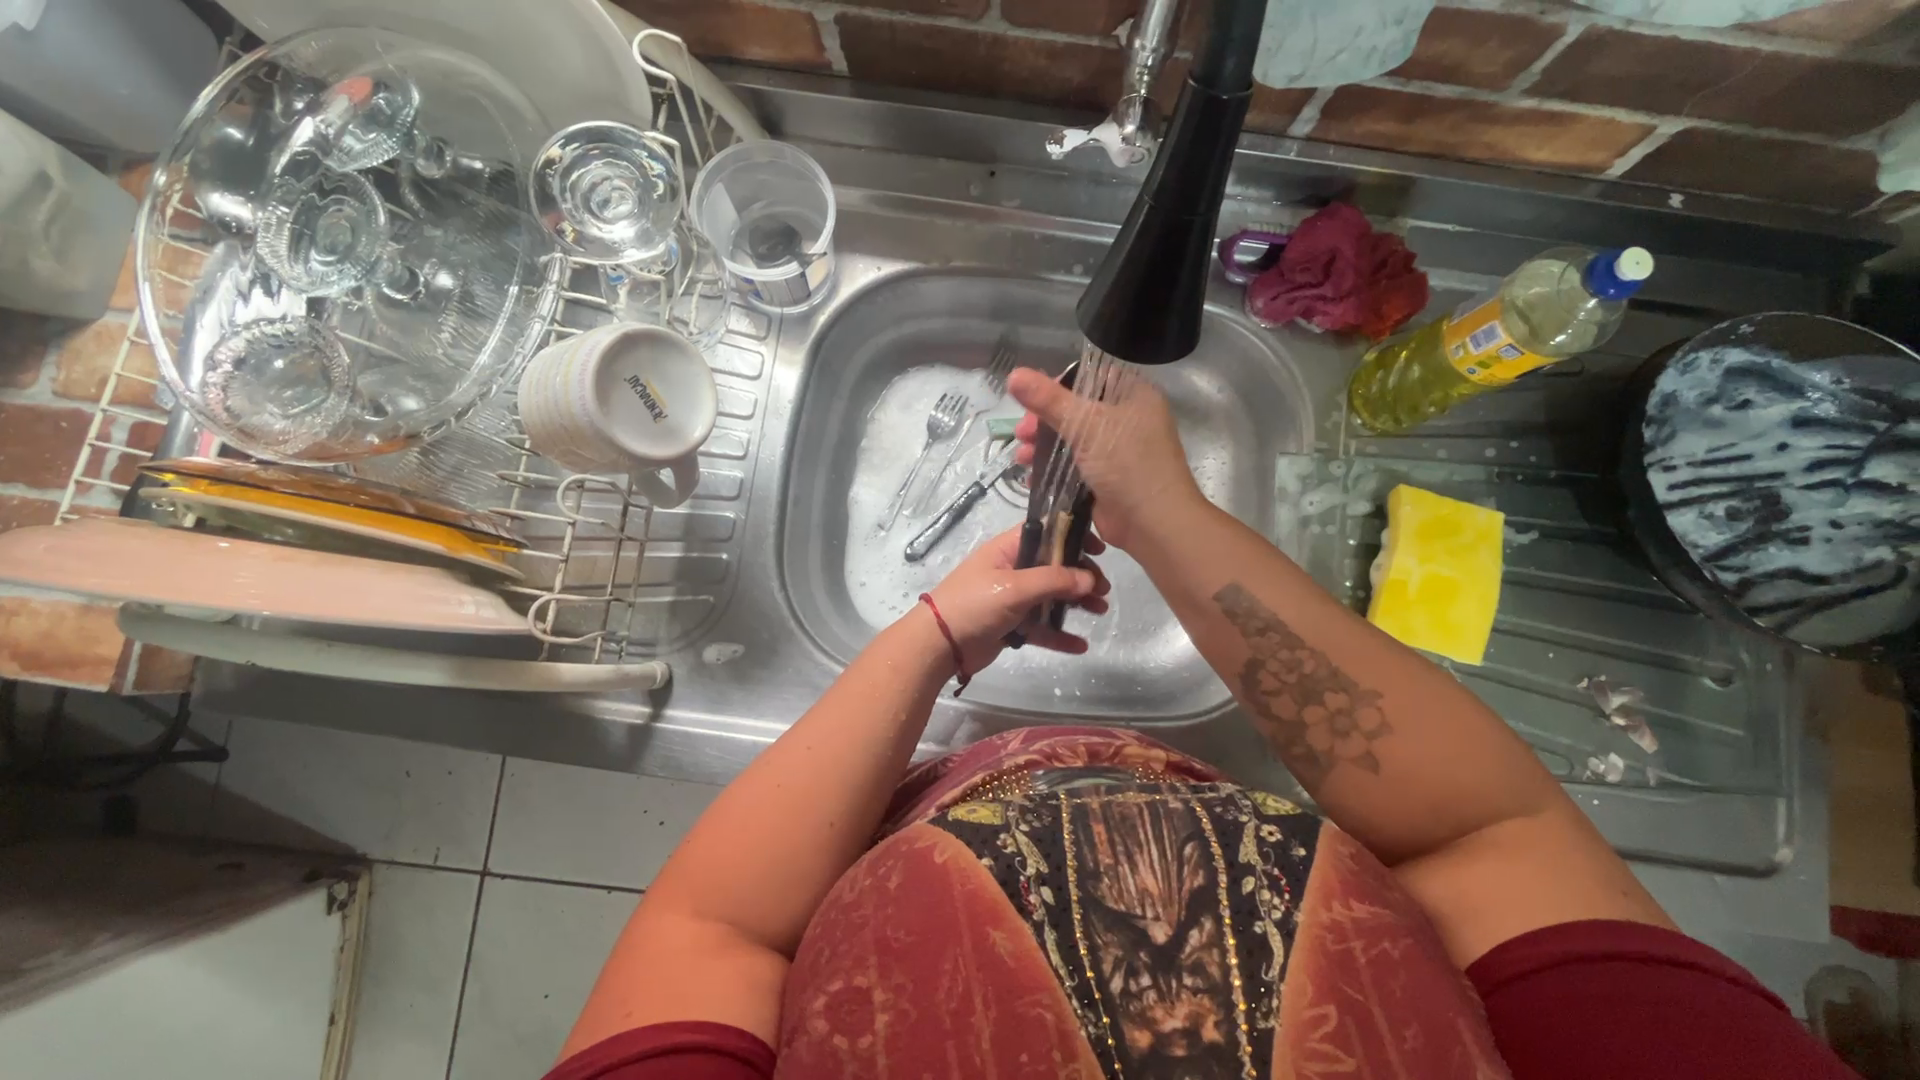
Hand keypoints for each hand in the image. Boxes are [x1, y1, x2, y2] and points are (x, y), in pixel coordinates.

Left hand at [923, 524, 1109, 673]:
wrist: (939, 644)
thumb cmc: (974, 604)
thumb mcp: (1015, 587)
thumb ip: (1054, 581)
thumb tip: (1090, 579)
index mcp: (1008, 549)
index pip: (1047, 533)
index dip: (1074, 538)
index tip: (1100, 550)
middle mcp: (1012, 570)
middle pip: (1055, 567)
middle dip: (1081, 576)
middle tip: (1103, 590)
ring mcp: (1012, 599)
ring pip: (1051, 597)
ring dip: (1076, 603)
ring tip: (1101, 611)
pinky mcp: (1011, 626)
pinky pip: (1041, 627)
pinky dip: (1060, 634)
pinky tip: (1081, 644)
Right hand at [1009, 367, 1205, 550]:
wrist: (1153, 523)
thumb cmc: (1126, 464)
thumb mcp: (1086, 425)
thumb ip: (1048, 400)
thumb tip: (1013, 374)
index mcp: (1132, 394)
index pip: (1090, 378)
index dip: (1057, 386)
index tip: (1031, 399)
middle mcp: (1127, 418)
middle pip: (1075, 410)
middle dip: (1043, 422)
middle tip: (1022, 434)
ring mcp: (1117, 451)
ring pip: (1072, 440)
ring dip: (1043, 447)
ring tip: (1022, 457)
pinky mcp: (1106, 478)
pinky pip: (1073, 466)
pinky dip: (1052, 469)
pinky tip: (1031, 476)